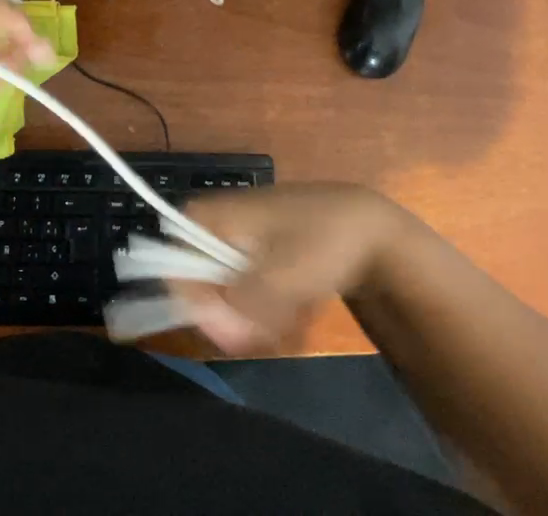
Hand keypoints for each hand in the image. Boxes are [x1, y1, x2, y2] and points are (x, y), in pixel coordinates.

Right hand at [170, 185, 418, 353]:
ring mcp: (237, 237)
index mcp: (208, 215)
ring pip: (225, 291)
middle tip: (264, 334)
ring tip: (287, 324)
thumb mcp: (283, 276)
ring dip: (251, 316)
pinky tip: (293, 314)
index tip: (229, 331)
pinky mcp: (259, 252)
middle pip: (200, 283)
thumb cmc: (324, 241)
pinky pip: (246, 288)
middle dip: (230, 315)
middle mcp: (214, 222)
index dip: (196, 305)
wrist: (372, 225)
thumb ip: (244, 305)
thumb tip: (221, 333)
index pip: (175, 267)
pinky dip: (265, 307)